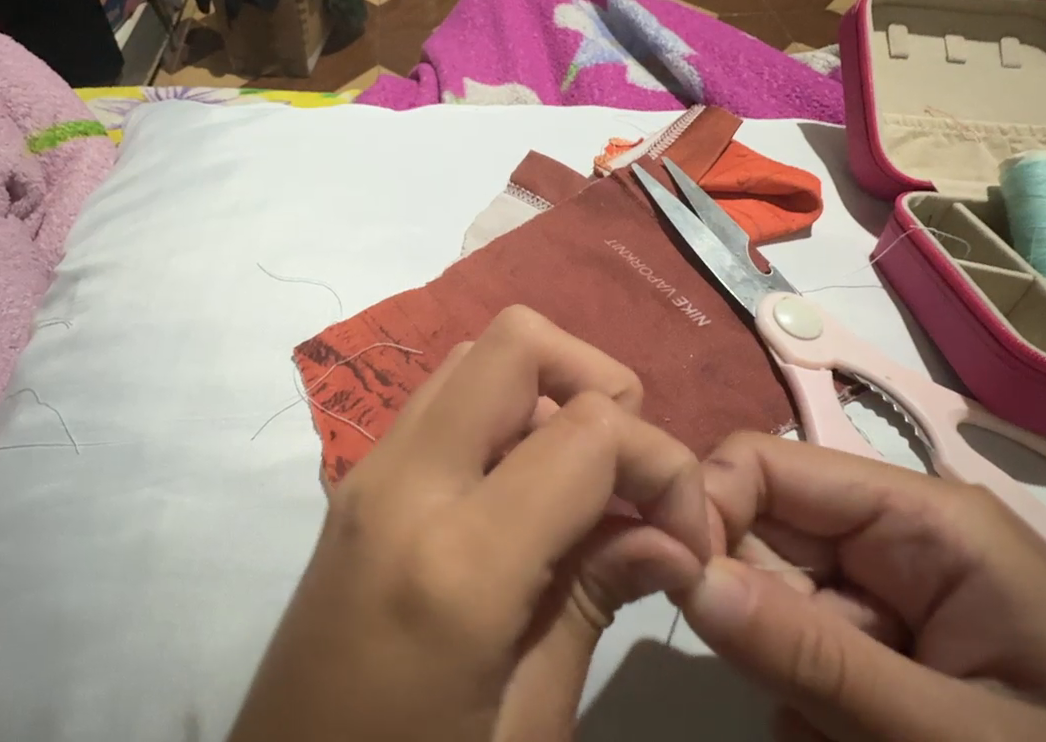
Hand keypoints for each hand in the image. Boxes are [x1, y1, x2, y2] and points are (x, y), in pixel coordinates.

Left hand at [228, 306, 711, 741]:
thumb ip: (594, 599)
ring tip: (582, 485)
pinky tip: (527, 491)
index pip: (589, 429)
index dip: (665, 464)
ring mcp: (370, 470)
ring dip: (547, 392)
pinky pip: (443, 402)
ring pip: (475, 358)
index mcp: (457, 557)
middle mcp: (406, 482)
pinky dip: (503, 414)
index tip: (687, 535)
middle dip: (600, 383)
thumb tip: (672, 535)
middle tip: (629, 476)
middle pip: (518, 342)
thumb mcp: (529, 721)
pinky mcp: (358, 479)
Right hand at [679, 431, 1045, 741]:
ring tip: (849, 740)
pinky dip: (805, 709)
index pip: (766, 465)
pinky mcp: (889, 649)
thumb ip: (818, 658)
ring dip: (784, 678)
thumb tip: (682, 576)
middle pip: (761, 536)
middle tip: (800, 703)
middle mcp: (896, 540)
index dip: (704, 508)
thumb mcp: (960, 736)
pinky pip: (800, 655)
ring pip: (771, 605)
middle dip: (753, 617)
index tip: (673, 590)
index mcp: (923, 519)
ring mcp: (890, 597)